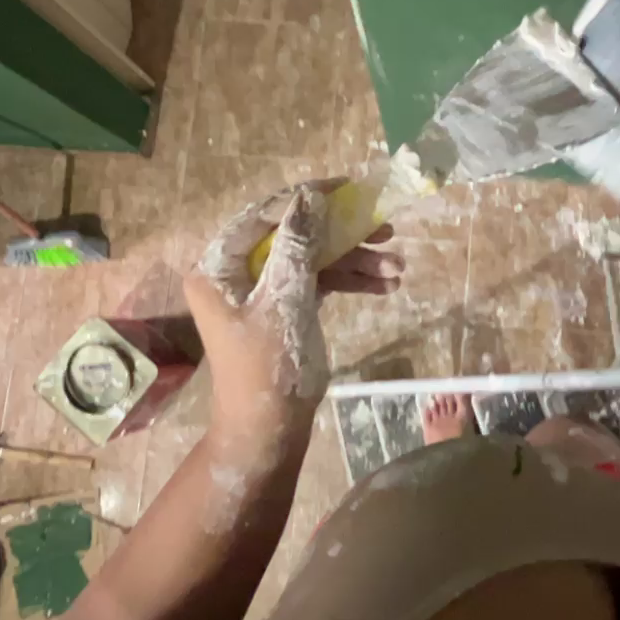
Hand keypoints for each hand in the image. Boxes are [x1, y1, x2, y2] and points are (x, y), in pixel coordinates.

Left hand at [184, 180, 404, 448]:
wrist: (269, 431)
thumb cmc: (270, 368)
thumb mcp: (285, 302)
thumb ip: (297, 246)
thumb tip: (309, 197)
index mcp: (221, 265)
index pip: (266, 214)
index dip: (308, 198)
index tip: (349, 188)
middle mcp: (237, 271)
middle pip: (295, 234)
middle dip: (343, 234)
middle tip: (385, 228)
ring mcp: (261, 289)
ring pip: (312, 258)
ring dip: (355, 261)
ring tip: (397, 270)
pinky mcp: (282, 306)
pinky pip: (317, 281)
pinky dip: (348, 281)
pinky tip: (384, 287)